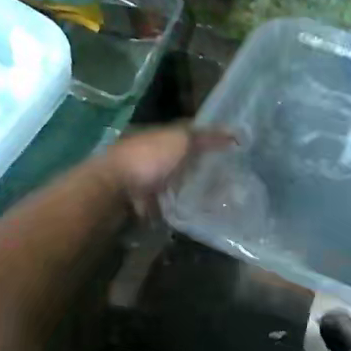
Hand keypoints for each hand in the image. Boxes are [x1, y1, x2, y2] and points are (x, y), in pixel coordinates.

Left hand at [98, 125, 232, 214]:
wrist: (116, 189)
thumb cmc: (148, 158)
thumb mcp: (180, 139)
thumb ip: (205, 137)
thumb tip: (234, 133)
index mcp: (157, 137)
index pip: (186, 135)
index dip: (207, 141)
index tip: (230, 151)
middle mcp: (149, 158)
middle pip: (179, 163)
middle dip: (198, 170)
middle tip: (229, 180)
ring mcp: (143, 184)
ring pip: (172, 187)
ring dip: (188, 193)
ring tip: (217, 201)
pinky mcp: (142, 207)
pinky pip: (165, 209)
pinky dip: (178, 212)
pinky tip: (196, 217)